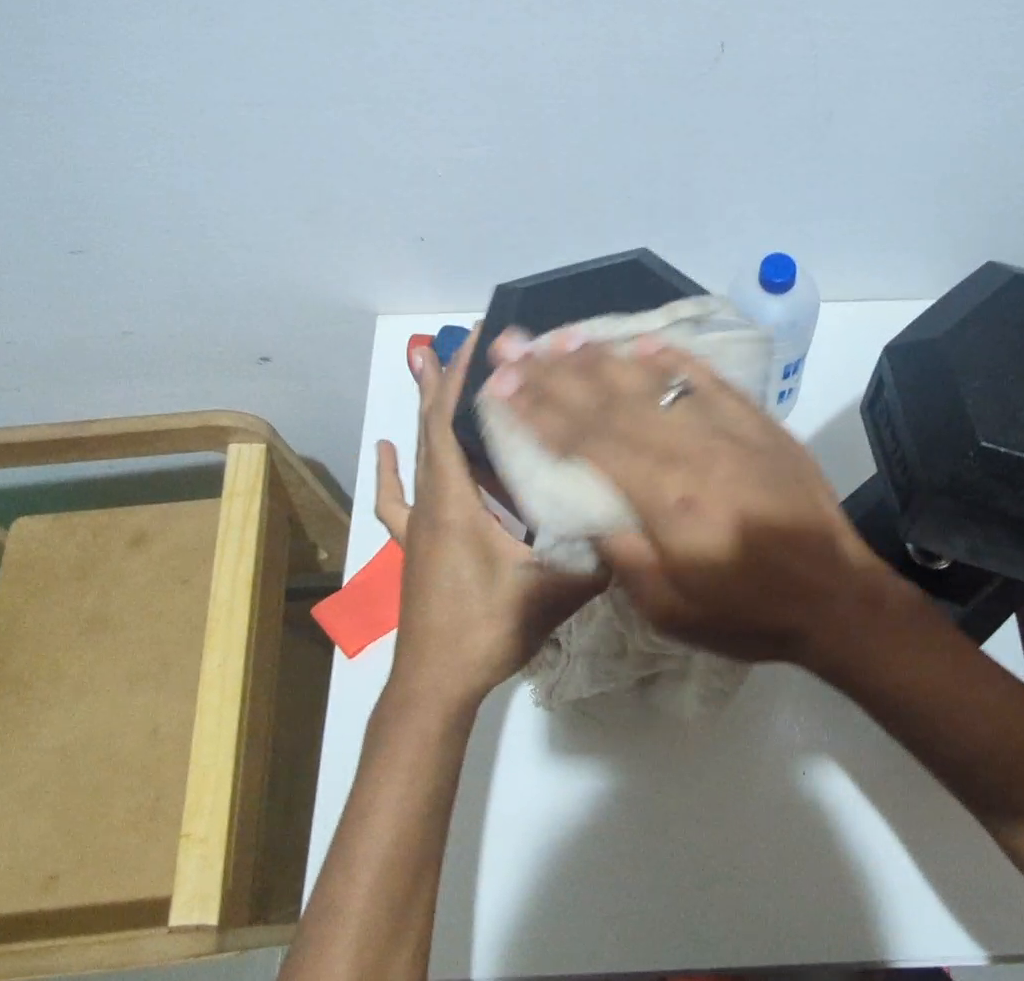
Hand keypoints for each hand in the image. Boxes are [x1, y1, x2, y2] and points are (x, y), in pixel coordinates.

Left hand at [375, 327, 606, 707]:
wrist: (437, 682)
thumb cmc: (488, 631)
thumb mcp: (553, 594)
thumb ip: (597, 561)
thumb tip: (637, 527)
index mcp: (457, 505)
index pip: (449, 427)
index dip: (459, 381)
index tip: (474, 342)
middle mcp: (432, 504)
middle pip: (430, 429)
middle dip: (444, 382)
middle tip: (456, 341)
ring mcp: (418, 526)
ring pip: (419, 455)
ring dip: (426, 413)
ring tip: (430, 371)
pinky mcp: (415, 547)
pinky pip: (399, 498)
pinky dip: (393, 469)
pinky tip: (386, 448)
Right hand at [484, 330, 901, 664]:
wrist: (836, 596)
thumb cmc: (748, 612)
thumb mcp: (669, 608)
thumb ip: (621, 555)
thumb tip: (584, 512)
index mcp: (664, 497)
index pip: (586, 439)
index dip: (538, 410)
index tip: (499, 386)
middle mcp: (692, 449)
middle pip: (610, 400)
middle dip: (553, 371)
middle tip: (510, 346)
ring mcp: (729, 429)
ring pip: (653, 381)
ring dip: (602, 356)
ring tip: (560, 337)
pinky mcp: (759, 424)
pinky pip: (707, 380)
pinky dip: (672, 359)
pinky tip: (642, 342)